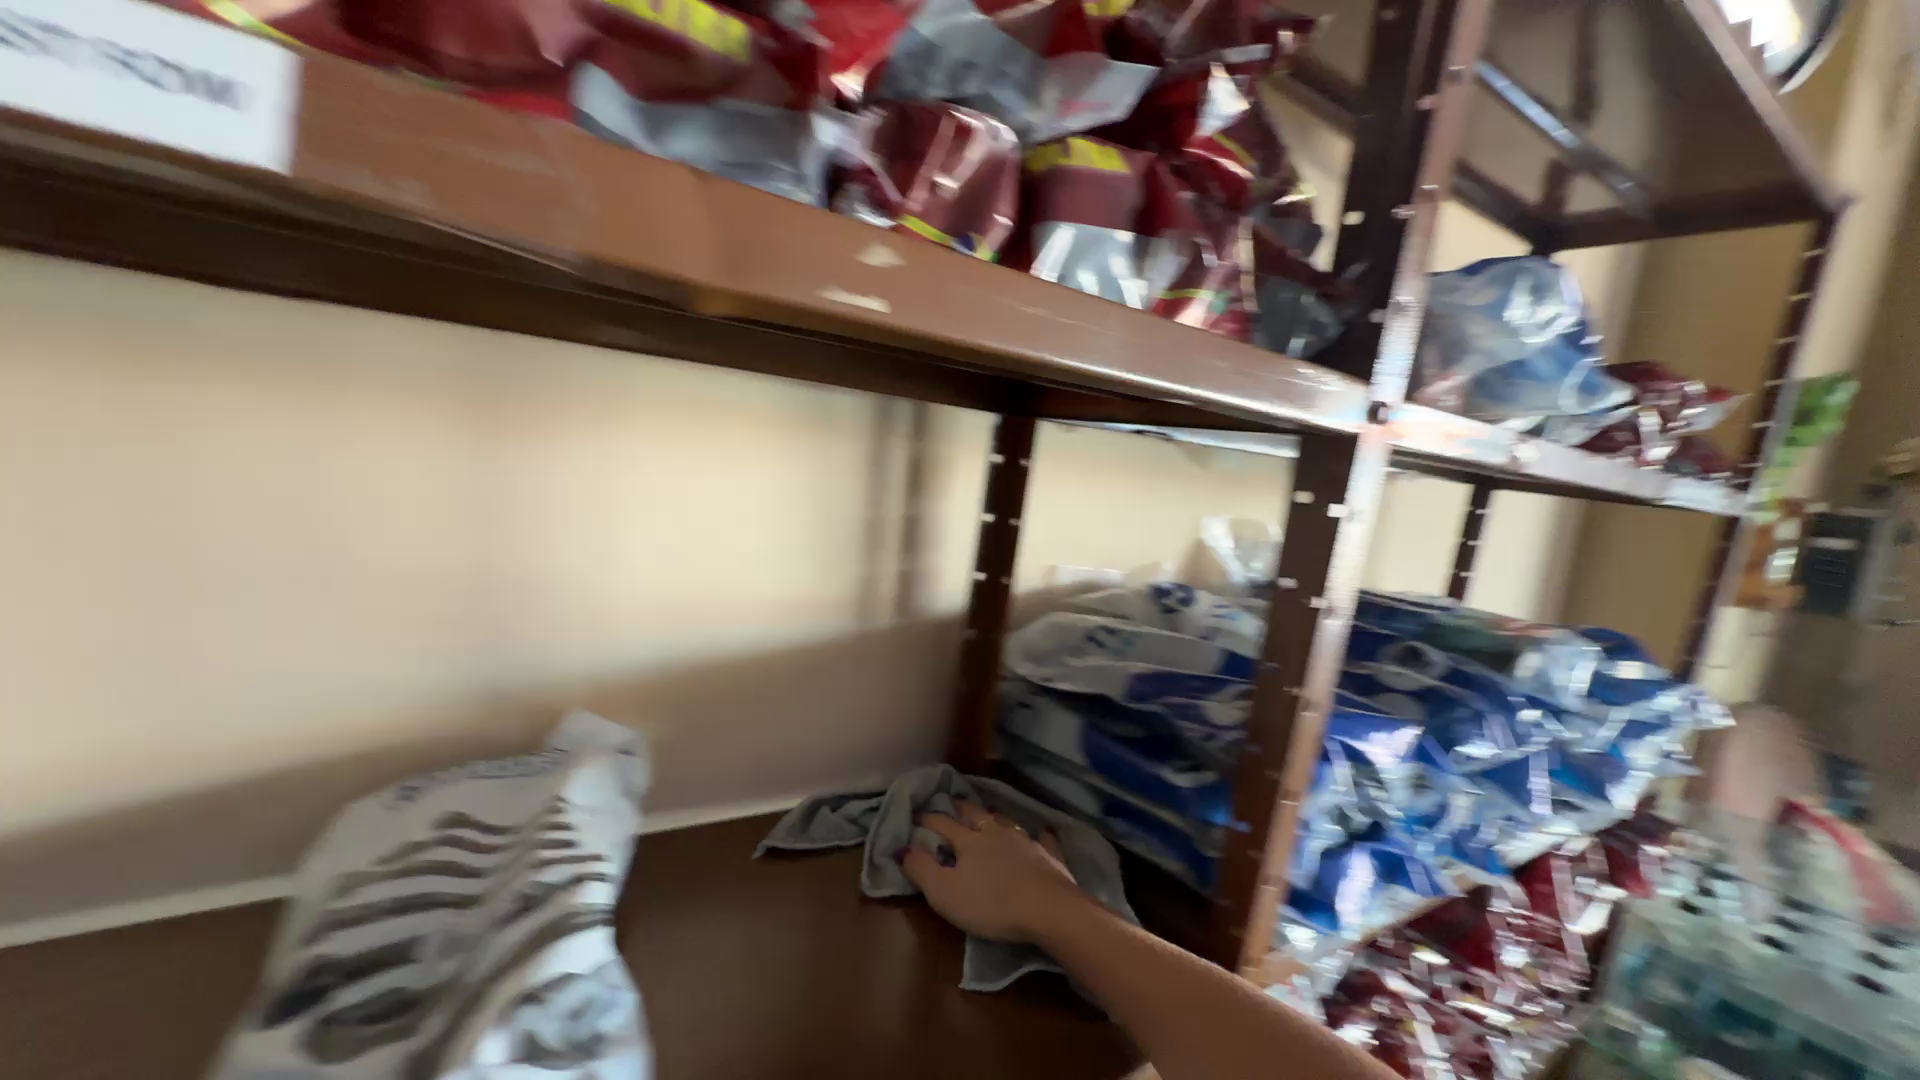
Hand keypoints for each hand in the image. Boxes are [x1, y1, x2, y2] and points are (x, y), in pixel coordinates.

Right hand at [899, 800, 1090, 942]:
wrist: (1049, 908)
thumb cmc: (991, 903)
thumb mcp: (945, 893)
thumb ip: (921, 869)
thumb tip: (902, 847)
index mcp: (969, 841)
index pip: (943, 824)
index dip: (928, 819)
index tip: (916, 815)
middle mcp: (996, 833)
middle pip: (976, 815)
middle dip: (961, 808)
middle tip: (953, 802)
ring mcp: (1026, 842)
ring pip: (1006, 823)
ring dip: (995, 818)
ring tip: (989, 815)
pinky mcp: (1049, 856)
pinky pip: (1042, 840)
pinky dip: (1039, 835)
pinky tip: (1042, 832)